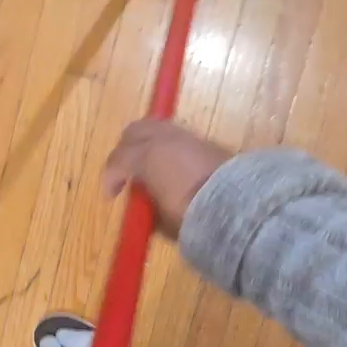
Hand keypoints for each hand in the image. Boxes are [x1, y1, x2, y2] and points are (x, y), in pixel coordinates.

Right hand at [101, 119, 232, 237]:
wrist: (236, 204)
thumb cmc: (192, 214)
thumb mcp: (161, 218)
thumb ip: (148, 204)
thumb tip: (145, 202)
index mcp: (147, 156)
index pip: (118, 159)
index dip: (110, 177)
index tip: (111, 196)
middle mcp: (164, 138)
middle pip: (135, 131)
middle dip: (125, 149)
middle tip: (125, 171)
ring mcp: (187, 136)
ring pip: (157, 128)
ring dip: (147, 144)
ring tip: (148, 167)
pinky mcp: (206, 140)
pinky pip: (177, 137)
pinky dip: (167, 148)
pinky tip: (171, 167)